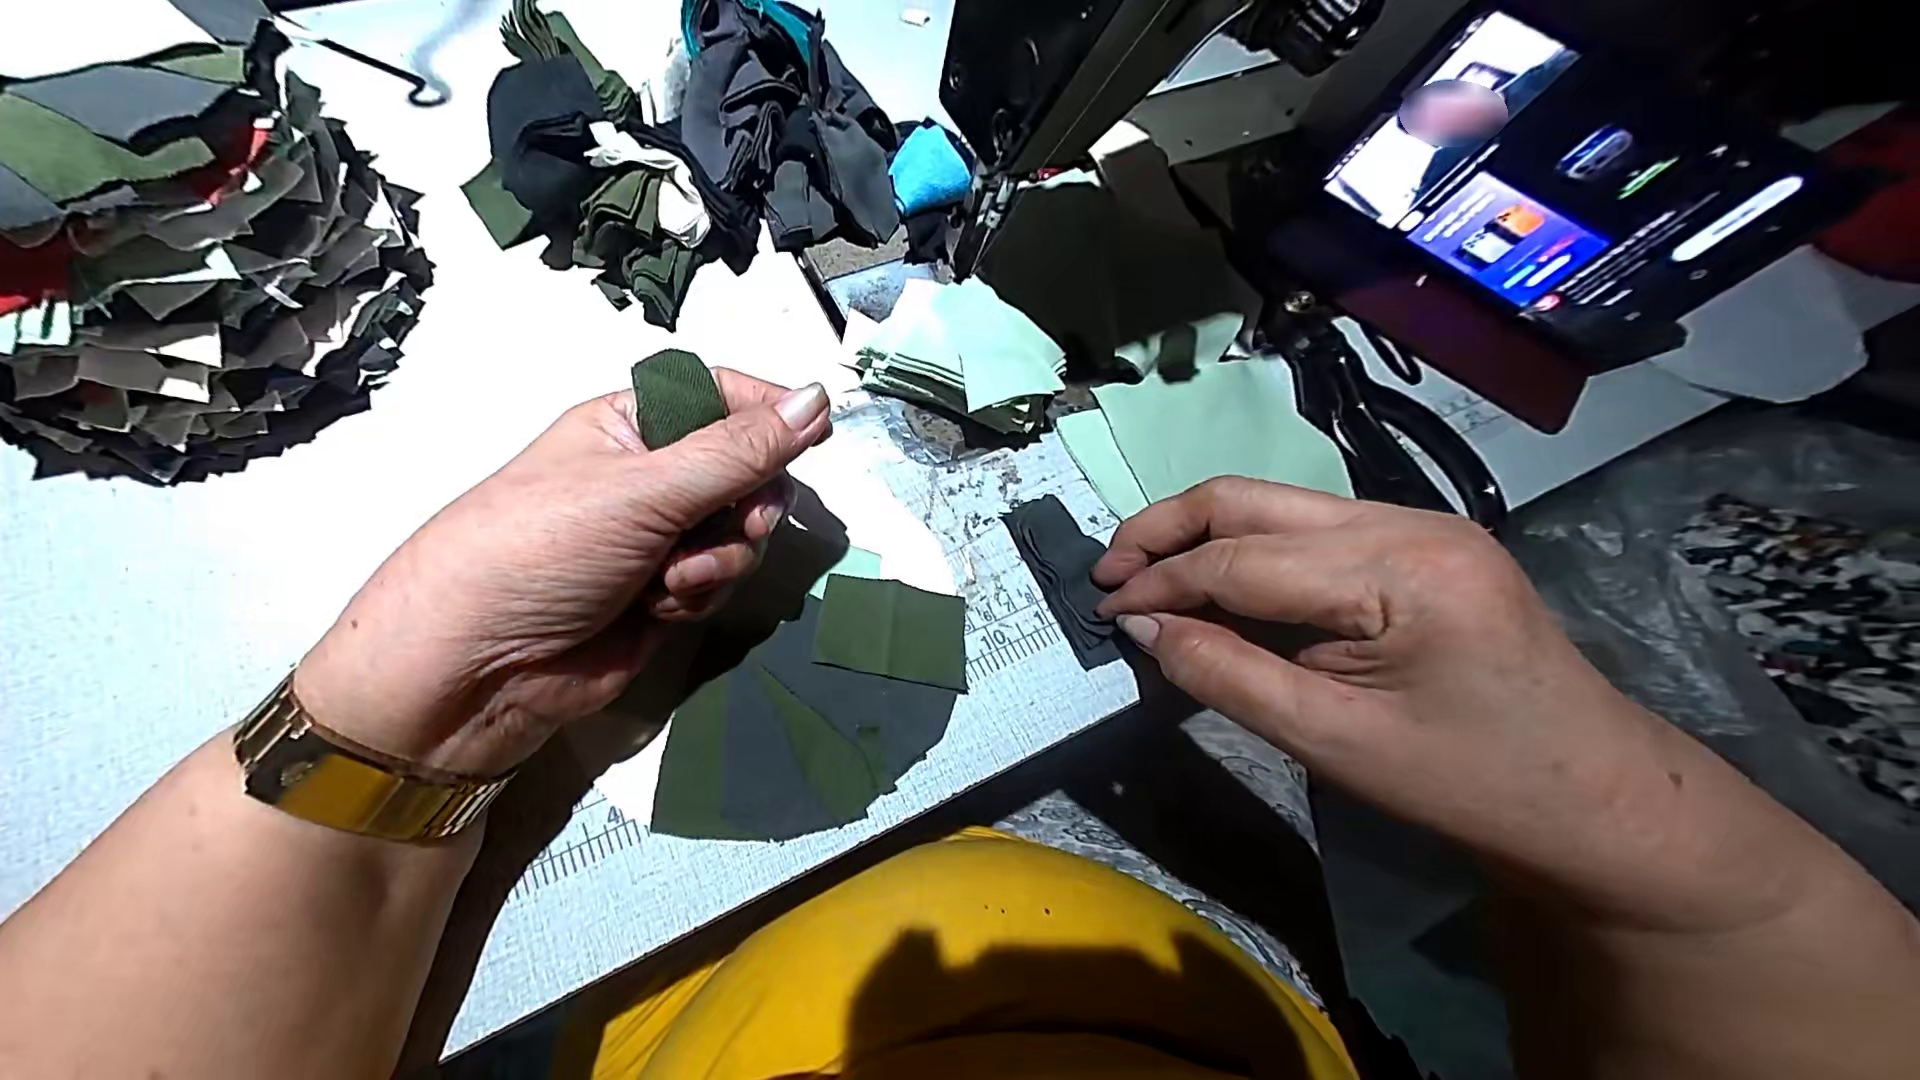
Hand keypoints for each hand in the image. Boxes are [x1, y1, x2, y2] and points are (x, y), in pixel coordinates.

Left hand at [293, 372, 831, 777]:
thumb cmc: (542, 553)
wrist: (478, 675)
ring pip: (743, 531)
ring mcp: (666, 534)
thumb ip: (739, 451)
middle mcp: (655, 475)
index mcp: (634, 426)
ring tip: (674, 578)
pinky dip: (703, 591)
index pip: (722, 396)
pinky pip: (724, 575)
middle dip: (751, 504)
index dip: (771, 411)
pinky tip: (661, 604)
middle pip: (749, 470)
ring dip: (722, 558)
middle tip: (744, 523)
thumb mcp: (645, 491)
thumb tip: (816, 398)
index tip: (815, 431)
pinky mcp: (673, 585)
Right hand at [1095, 478, 1826, 930]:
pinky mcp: (1405, 541)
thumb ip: (1223, 673)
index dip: (1161, 581)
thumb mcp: (1328, 740)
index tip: (1106, 606)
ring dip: (1195, 536)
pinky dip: (1236, 551)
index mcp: (1400, 569)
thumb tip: (1142, 626)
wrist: (1600, 799)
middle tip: (1110, 569)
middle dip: (1164, 529)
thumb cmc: (1467, 782)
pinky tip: (1207, 583)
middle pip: (1247, 500)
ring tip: (1142, 573)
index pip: (1240, 558)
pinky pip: (1295, 530)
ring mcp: (1409, 523)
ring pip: (1266, 506)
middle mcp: (1403, 521)